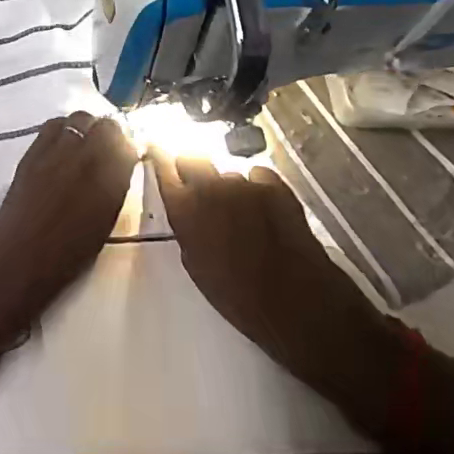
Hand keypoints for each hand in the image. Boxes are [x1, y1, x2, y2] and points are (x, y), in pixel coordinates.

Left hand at [0, 113, 136, 341]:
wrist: (20, 258)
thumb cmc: (68, 252)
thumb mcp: (105, 219)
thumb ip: (115, 184)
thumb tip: (122, 161)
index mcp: (108, 179)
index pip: (125, 141)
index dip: (128, 145)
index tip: (127, 154)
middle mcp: (82, 157)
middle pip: (102, 124)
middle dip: (108, 133)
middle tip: (106, 149)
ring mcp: (53, 151)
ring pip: (77, 120)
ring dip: (85, 129)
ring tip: (83, 147)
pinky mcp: (31, 152)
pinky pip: (52, 127)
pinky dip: (62, 131)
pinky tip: (62, 149)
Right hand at [153, 153, 396, 398]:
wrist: (297, 304)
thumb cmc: (238, 296)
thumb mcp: (196, 265)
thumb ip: (187, 228)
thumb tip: (189, 211)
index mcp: (183, 208)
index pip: (162, 165)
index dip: (159, 156)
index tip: (156, 149)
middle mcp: (209, 186)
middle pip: (192, 157)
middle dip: (192, 168)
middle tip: (201, 190)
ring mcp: (244, 182)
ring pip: (227, 173)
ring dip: (229, 188)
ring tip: (243, 216)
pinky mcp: (275, 185)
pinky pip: (258, 176)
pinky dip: (258, 189)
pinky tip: (267, 213)